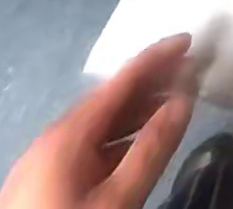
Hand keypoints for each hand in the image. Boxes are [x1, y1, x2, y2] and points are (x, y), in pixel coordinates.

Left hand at [0, 35, 195, 208]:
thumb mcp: (117, 202)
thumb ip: (152, 148)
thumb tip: (184, 99)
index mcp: (67, 135)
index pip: (122, 79)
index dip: (158, 56)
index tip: (192, 40)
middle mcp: (52, 140)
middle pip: (110, 97)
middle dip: (152, 81)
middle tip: (192, 72)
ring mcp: (42, 166)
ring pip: (100, 124)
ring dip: (139, 110)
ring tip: (174, 104)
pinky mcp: (40, 190)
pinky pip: (89, 147)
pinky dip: (120, 136)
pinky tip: (139, 146)